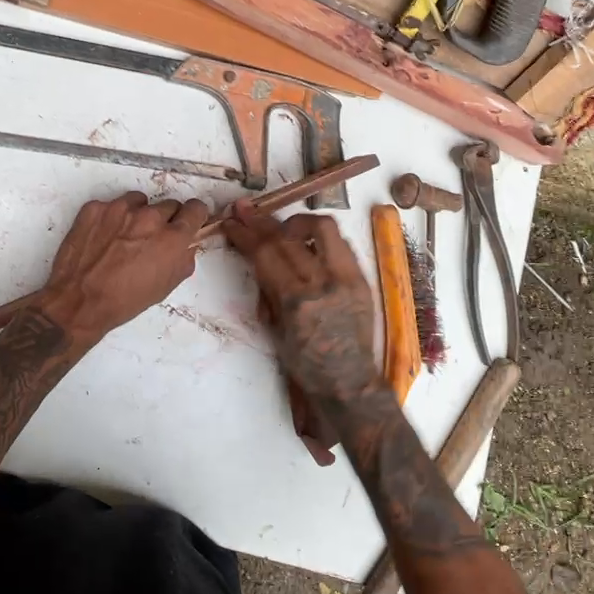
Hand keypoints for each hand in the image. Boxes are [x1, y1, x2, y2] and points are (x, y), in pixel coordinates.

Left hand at [31, 192, 207, 341]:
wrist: (78, 301)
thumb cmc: (125, 300)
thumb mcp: (165, 287)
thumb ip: (182, 260)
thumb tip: (186, 246)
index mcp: (171, 238)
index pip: (195, 209)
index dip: (194, 216)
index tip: (189, 221)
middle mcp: (149, 217)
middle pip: (168, 205)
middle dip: (165, 220)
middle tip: (151, 239)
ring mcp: (119, 208)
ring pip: (140, 202)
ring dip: (139, 215)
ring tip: (125, 238)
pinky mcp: (95, 207)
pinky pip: (112, 206)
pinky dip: (112, 218)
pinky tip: (104, 238)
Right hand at [222, 206, 380, 404]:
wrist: (349, 382)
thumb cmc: (305, 364)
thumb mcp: (275, 329)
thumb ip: (268, 291)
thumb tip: (256, 258)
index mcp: (296, 301)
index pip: (265, 253)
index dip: (245, 234)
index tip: (231, 223)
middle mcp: (323, 283)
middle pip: (287, 236)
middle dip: (261, 221)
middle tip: (245, 211)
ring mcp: (347, 278)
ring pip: (322, 228)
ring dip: (296, 223)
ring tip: (283, 228)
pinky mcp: (361, 278)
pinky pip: (340, 243)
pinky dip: (320, 237)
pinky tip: (308, 242)